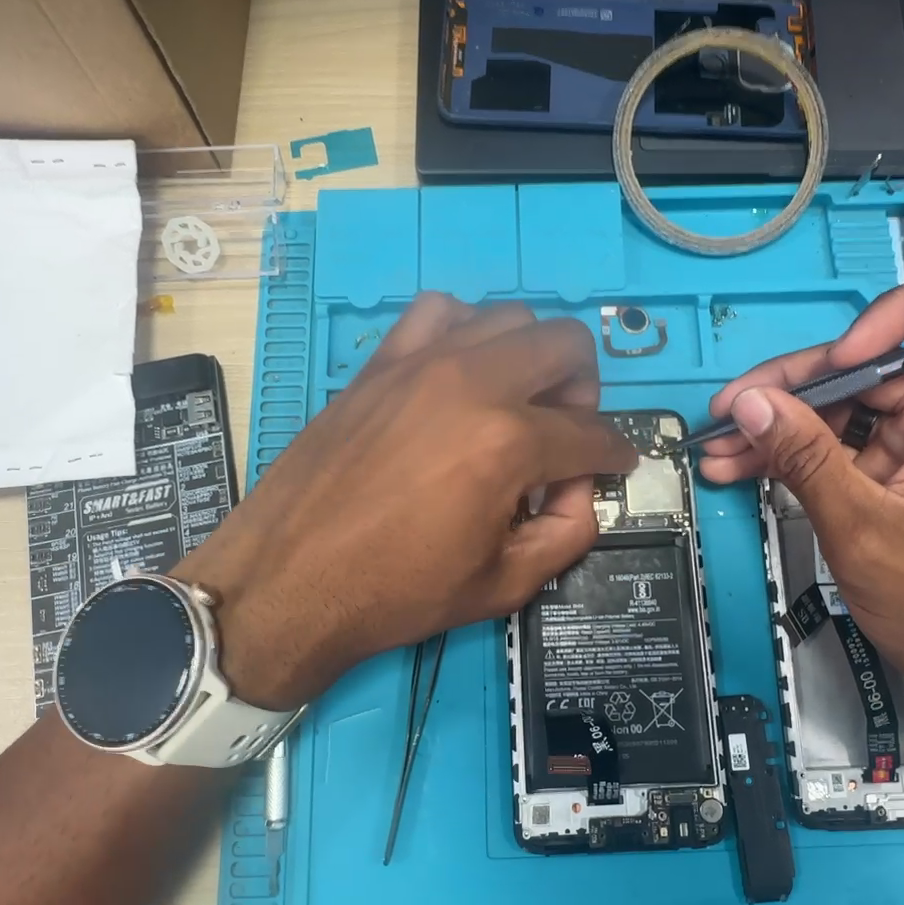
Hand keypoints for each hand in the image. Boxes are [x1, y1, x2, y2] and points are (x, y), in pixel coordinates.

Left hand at [172, 294, 635, 710]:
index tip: (615, 466)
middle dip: (584, 390)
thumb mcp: (503, 586)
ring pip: (509, 317)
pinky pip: (439, 311)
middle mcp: (471, 383)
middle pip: (566, 345)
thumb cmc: (396, 593)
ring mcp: (420, 362)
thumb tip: (580, 490)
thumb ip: (567, 532)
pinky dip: (466, 332)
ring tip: (515, 402)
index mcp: (507, 443)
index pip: (592, 433)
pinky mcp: (380, 363)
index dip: (614, 454)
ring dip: (531, 356)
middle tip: (565, 434)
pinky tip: (459, 373)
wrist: (288, 582)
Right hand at [697, 272, 903, 724]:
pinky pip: (846, 444)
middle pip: (876, 361)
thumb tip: (748, 403)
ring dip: (783, 424)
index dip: (894, 316)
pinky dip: (798, 455)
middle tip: (731, 412)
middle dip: (798, 384)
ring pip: (850, 404)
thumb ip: (805, 457)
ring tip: (719, 447)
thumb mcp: (864, 527)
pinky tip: (741, 468)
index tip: (841, 361)